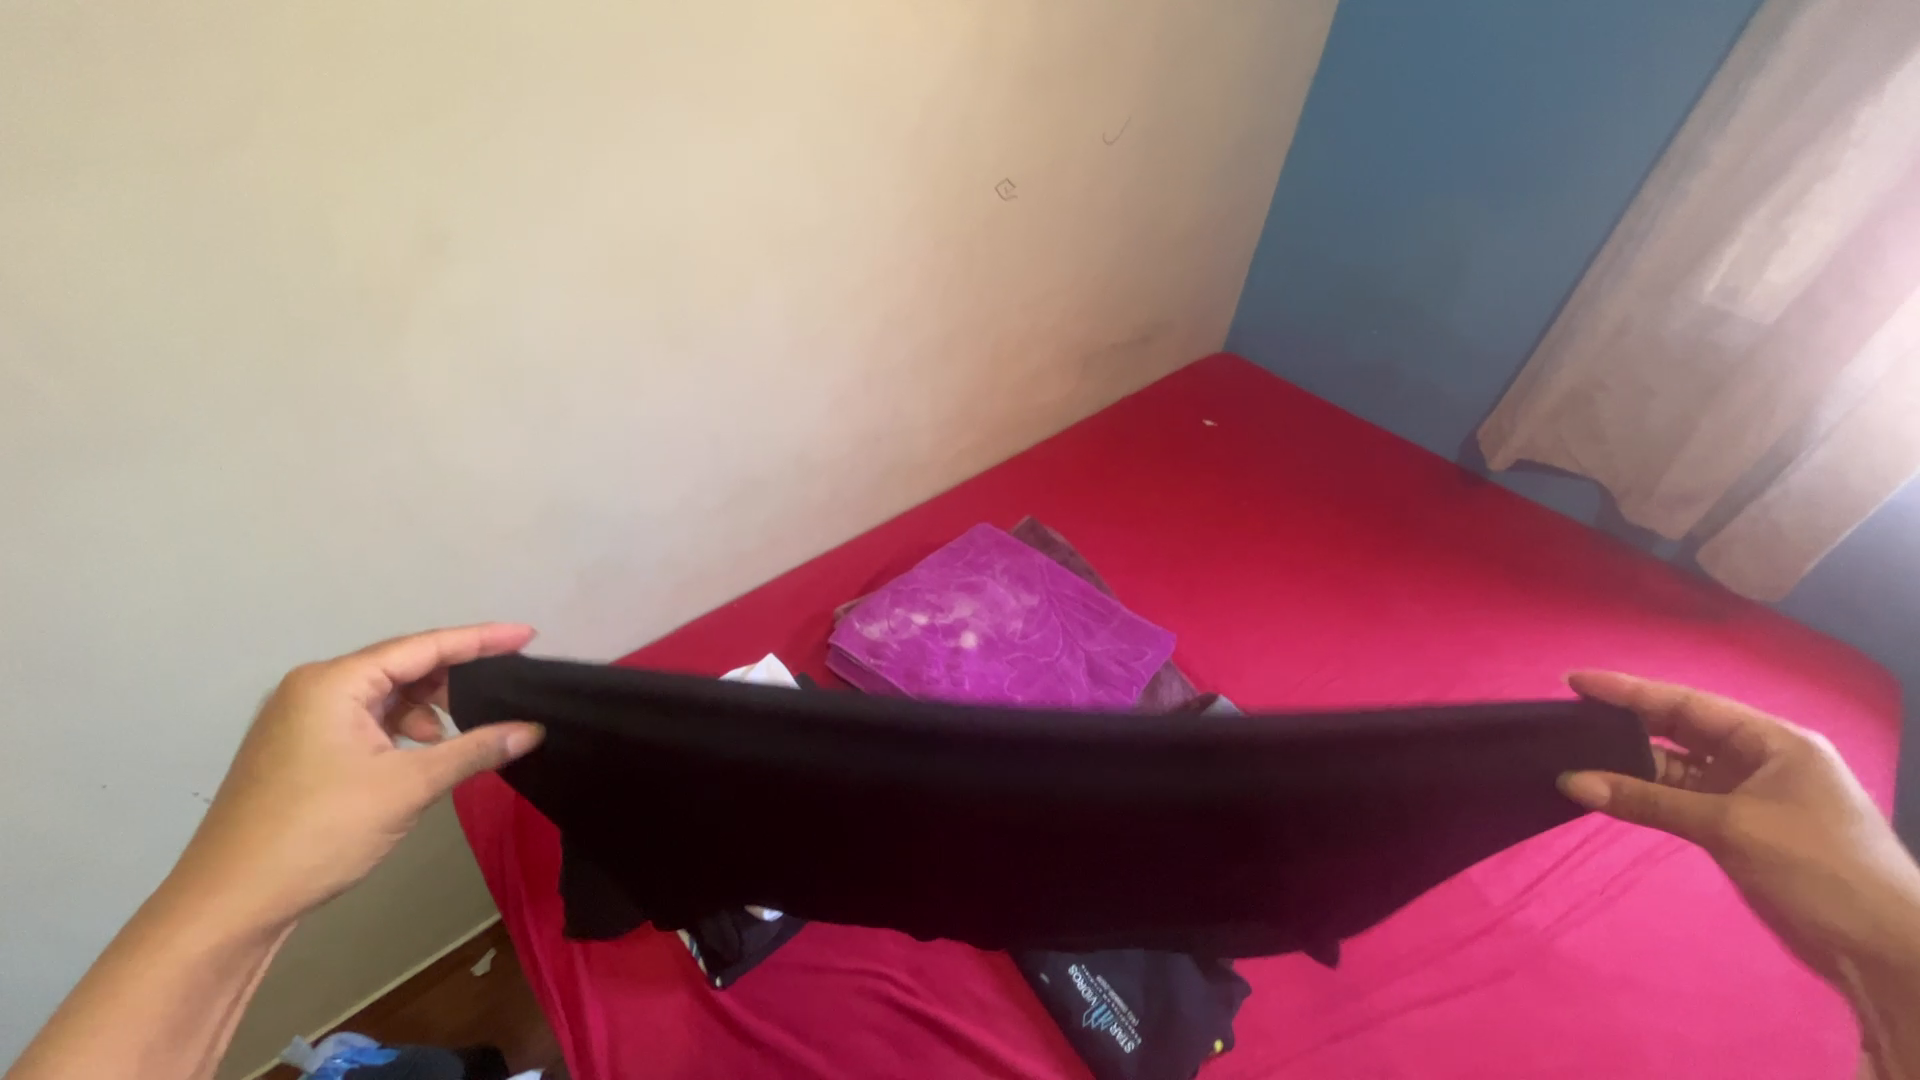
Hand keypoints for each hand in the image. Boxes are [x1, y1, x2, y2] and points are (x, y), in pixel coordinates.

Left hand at [166, 624, 545, 929]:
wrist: (228, 906)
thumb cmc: (319, 831)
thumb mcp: (409, 786)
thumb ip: (475, 749)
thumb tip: (533, 730)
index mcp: (333, 683)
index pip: (423, 647)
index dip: (481, 640)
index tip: (527, 636)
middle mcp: (313, 689)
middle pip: (403, 665)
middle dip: (457, 676)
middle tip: (508, 686)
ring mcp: (301, 720)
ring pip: (386, 694)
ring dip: (431, 706)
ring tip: (468, 729)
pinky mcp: (301, 749)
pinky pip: (368, 718)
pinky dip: (403, 728)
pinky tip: (426, 751)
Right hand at [1558, 671, 1919, 982]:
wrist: (1884, 950)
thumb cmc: (1819, 867)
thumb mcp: (1729, 826)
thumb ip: (1645, 800)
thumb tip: (1569, 781)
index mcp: (1773, 742)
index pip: (1687, 703)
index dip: (1628, 691)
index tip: (1574, 682)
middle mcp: (1759, 759)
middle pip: (1677, 729)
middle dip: (1623, 722)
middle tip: (1566, 714)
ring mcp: (1747, 793)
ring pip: (1672, 765)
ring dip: (1626, 762)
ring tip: (1572, 751)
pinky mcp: (1734, 825)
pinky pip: (1675, 796)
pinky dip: (1640, 792)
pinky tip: (1603, 789)